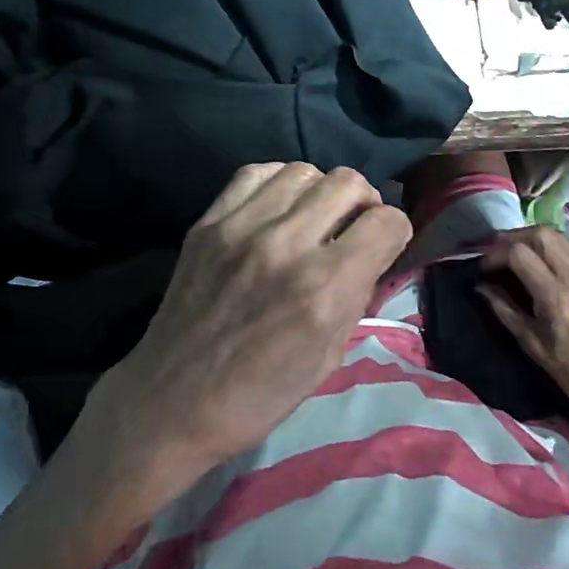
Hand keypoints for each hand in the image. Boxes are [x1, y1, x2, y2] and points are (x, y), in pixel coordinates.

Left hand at [89, 163, 411, 472]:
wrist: (174, 397)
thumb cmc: (259, 395)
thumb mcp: (329, 357)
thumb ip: (356, 294)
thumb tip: (372, 253)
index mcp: (324, 287)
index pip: (386, 222)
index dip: (394, 232)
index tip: (383, 244)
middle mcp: (287, 244)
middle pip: (347, 183)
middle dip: (363, 203)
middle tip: (353, 226)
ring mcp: (242, 226)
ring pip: (303, 170)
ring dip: (320, 191)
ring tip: (313, 216)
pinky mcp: (209, 222)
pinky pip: (255, 173)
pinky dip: (277, 183)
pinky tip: (277, 207)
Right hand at [477, 226, 568, 422]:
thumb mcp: (531, 343)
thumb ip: (503, 309)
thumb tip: (480, 285)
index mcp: (556, 298)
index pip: (520, 254)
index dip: (496, 255)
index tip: (484, 269)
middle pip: (541, 235)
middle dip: (512, 237)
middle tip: (496, 252)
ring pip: (557, 235)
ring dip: (530, 237)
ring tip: (514, 252)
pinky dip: (549, 244)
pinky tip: (539, 258)